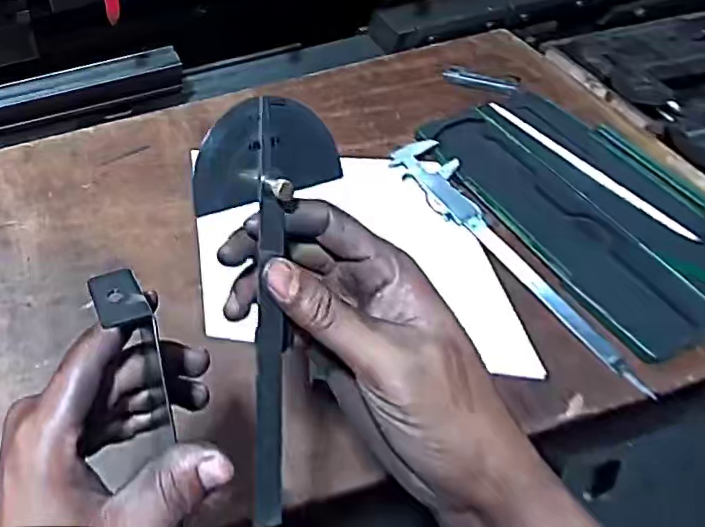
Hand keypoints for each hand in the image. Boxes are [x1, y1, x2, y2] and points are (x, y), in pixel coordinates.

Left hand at [0, 317, 233, 526]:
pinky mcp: (46, 451)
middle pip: (104, 372)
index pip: (92, 350)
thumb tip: (217, 459)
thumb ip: (170, 488)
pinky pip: (92, 417)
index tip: (149, 300)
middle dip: (155, 367)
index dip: (125, 320)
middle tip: (196, 367)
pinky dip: (127, 414)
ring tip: (190, 391)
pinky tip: (160, 412)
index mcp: (44, 425)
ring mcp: (40, 434)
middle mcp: (37, 419)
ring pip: (101, 394)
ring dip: (146, 391)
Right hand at [218, 200, 594, 526]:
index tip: (251, 224)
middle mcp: (365, 287)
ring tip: (237, 306)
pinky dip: (272, 322)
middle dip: (263, 253)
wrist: (474, 489)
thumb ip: (327, 314)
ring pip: (293, 285)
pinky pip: (295, 320)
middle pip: (303, 249)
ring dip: (262, 290)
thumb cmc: (460, 419)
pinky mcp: (337, 348)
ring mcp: (349, 317)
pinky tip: (260, 331)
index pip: (329, 224)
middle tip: (230, 260)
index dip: (287, 216)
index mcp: (388, 272)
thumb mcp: (388, 361)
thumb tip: (277, 271)